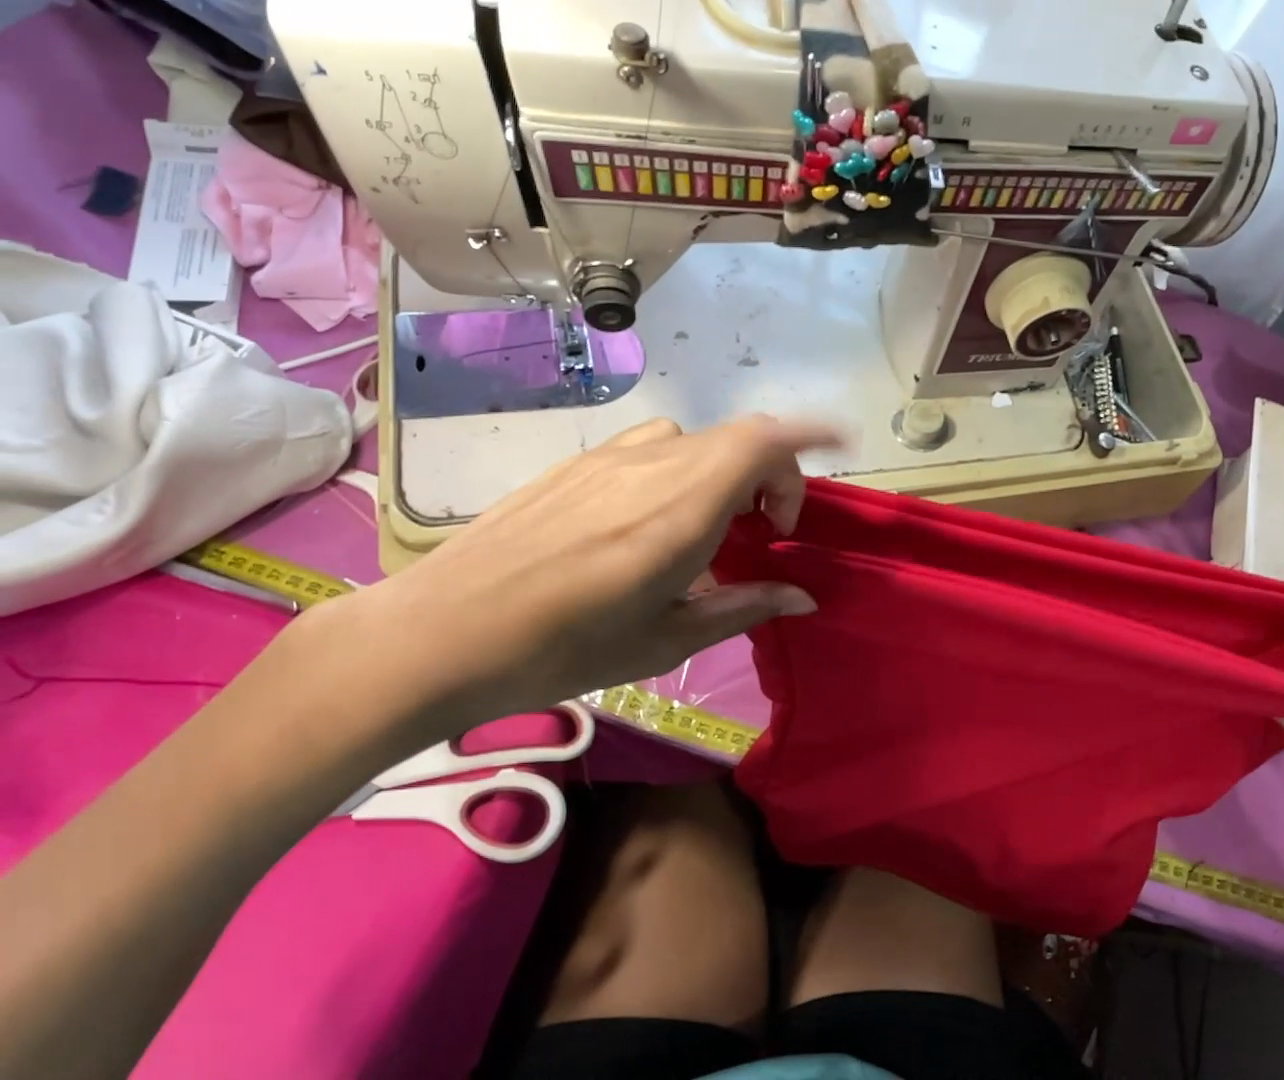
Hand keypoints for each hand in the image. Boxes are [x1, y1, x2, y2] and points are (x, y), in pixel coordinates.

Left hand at [332, 415, 841, 738]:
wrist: (441, 633)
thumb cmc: (564, 649)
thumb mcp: (667, 640)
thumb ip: (743, 606)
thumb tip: (803, 596)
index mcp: (685, 508)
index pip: (767, 439)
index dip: (814, 437)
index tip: (832, 470)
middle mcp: (653, 466)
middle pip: (739, 438)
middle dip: (771, 476)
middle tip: (760, 535)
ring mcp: (608, 460)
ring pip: (693, 442)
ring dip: (722, 474)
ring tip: (705, 533)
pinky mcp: (574, 467)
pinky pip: (649, 452)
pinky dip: (678, 474)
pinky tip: (644, 529)